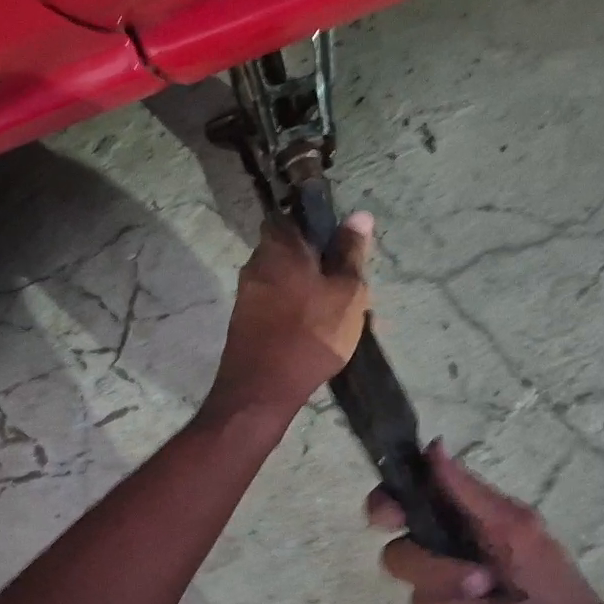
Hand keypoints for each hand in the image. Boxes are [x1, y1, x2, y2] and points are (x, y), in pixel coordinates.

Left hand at [202, 213, 372, 420]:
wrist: (262, 388)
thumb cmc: (311, 332)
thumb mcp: (346, 291)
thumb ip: (351, 253)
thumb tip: (359, 215)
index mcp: (278, 245)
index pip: (291, 216)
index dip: (316, 225)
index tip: (339, 244)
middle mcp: (255, 262)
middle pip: (289, 250)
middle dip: (315, 262)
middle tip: (345, 284)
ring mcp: (246, 293)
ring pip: (283, 279)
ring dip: (306, 289)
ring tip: (335, 312)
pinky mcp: (244, 321)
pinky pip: (275, 303)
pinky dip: (293, 309)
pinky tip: (313, 330)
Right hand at [370, 443, 603, 603]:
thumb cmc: (553, 579)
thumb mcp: (520, 529)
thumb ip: (471, 493)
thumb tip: (432, 446)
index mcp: (443, 527)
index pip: (390, 508)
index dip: (382, 508)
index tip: (395, 518)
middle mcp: (427, 563)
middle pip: (398, 560)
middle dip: (443, 574)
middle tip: (487, 582)